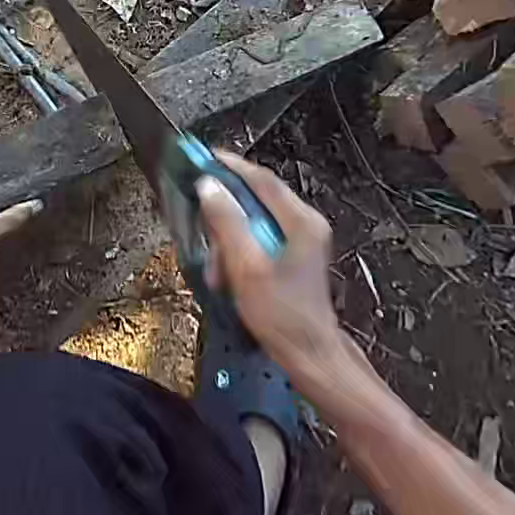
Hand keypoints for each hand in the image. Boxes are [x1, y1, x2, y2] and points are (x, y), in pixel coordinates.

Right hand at [199, 152, 344, 376]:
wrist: (309, 357)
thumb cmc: (281, 315)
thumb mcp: (246, 267)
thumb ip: (226, 223)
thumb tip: (208, 186)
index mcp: (301, 221)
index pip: (261, 180)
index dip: (231, 166)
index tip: (204, 158)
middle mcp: (304, 223)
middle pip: (255, 199)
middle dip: (225, 216)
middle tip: (204, 232)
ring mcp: (301, 238)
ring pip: (253, 220)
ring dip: (228, 240)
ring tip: (217, 269)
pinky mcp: (292, 254)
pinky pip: (258, 238)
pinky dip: (239, 250)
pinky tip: (228, 275)